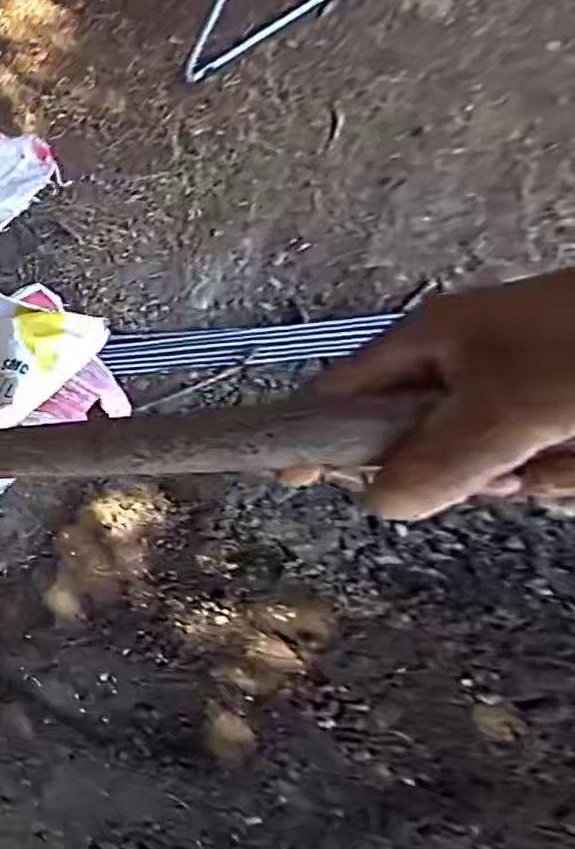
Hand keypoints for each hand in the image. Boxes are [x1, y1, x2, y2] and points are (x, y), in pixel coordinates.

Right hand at [290, 268, 574, 518]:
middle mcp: (466, 357)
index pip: (336, 397)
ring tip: (570, 470)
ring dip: (531, 473)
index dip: (313, 437)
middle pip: (417, 432)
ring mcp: (527, 378)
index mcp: (426, 341)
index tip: (301, 479)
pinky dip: (568, 468)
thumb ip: (440, 463)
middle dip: (458, 467)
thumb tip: (381, 506)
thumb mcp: (517, 411)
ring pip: (491, 449)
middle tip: (496, 482)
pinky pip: (545, 450)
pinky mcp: (570, 400)